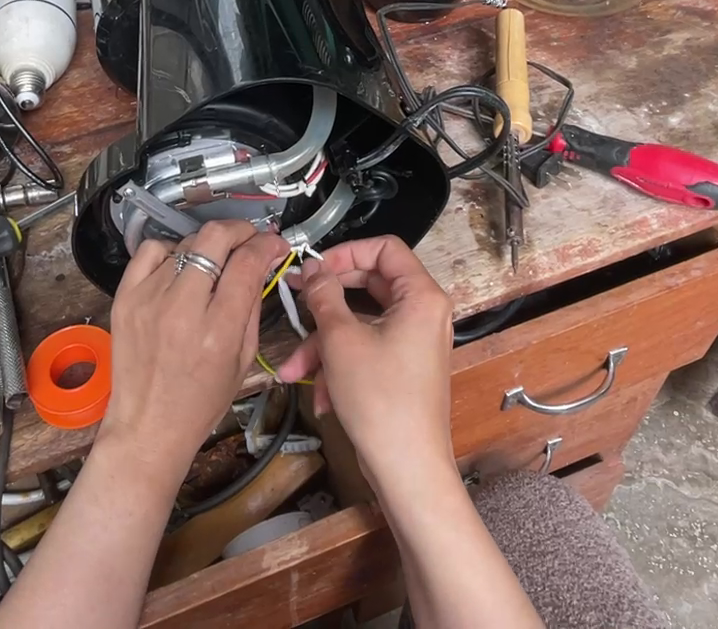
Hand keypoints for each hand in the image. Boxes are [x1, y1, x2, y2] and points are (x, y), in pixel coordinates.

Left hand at [99, 220, 290, 474]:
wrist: (148, 426)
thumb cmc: (201, 401)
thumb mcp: (242, 358)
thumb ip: (252, 305)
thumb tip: (261, 262)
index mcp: (218, 330)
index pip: (247, 262)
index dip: (267, 244)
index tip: (275, 245)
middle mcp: (181, 308)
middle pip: (215, 237)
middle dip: (240, 230)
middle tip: (249, 240)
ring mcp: (148, 298)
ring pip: (186, 242)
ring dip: (207, 247)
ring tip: (213, 264)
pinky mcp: (125, 297)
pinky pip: (150, 250)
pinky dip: (170, 251)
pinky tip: (179, 268)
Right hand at [276, 235, 455, 495]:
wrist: (407, 469)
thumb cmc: (379, 398)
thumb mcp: (340, 338)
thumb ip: (323, 295)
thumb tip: (312, 268)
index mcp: (420, 296)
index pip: (384, 248)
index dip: (345, 251)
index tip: (314, 268)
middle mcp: (423, 313)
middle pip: (368, 285)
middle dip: (325, 302)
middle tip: (295, 299)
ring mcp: (413, 342)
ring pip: (360, 323)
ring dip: (324, 344)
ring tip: (295, 370)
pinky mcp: (402, 368)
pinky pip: (366, 349)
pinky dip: (340, 365)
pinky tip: (320, 395)